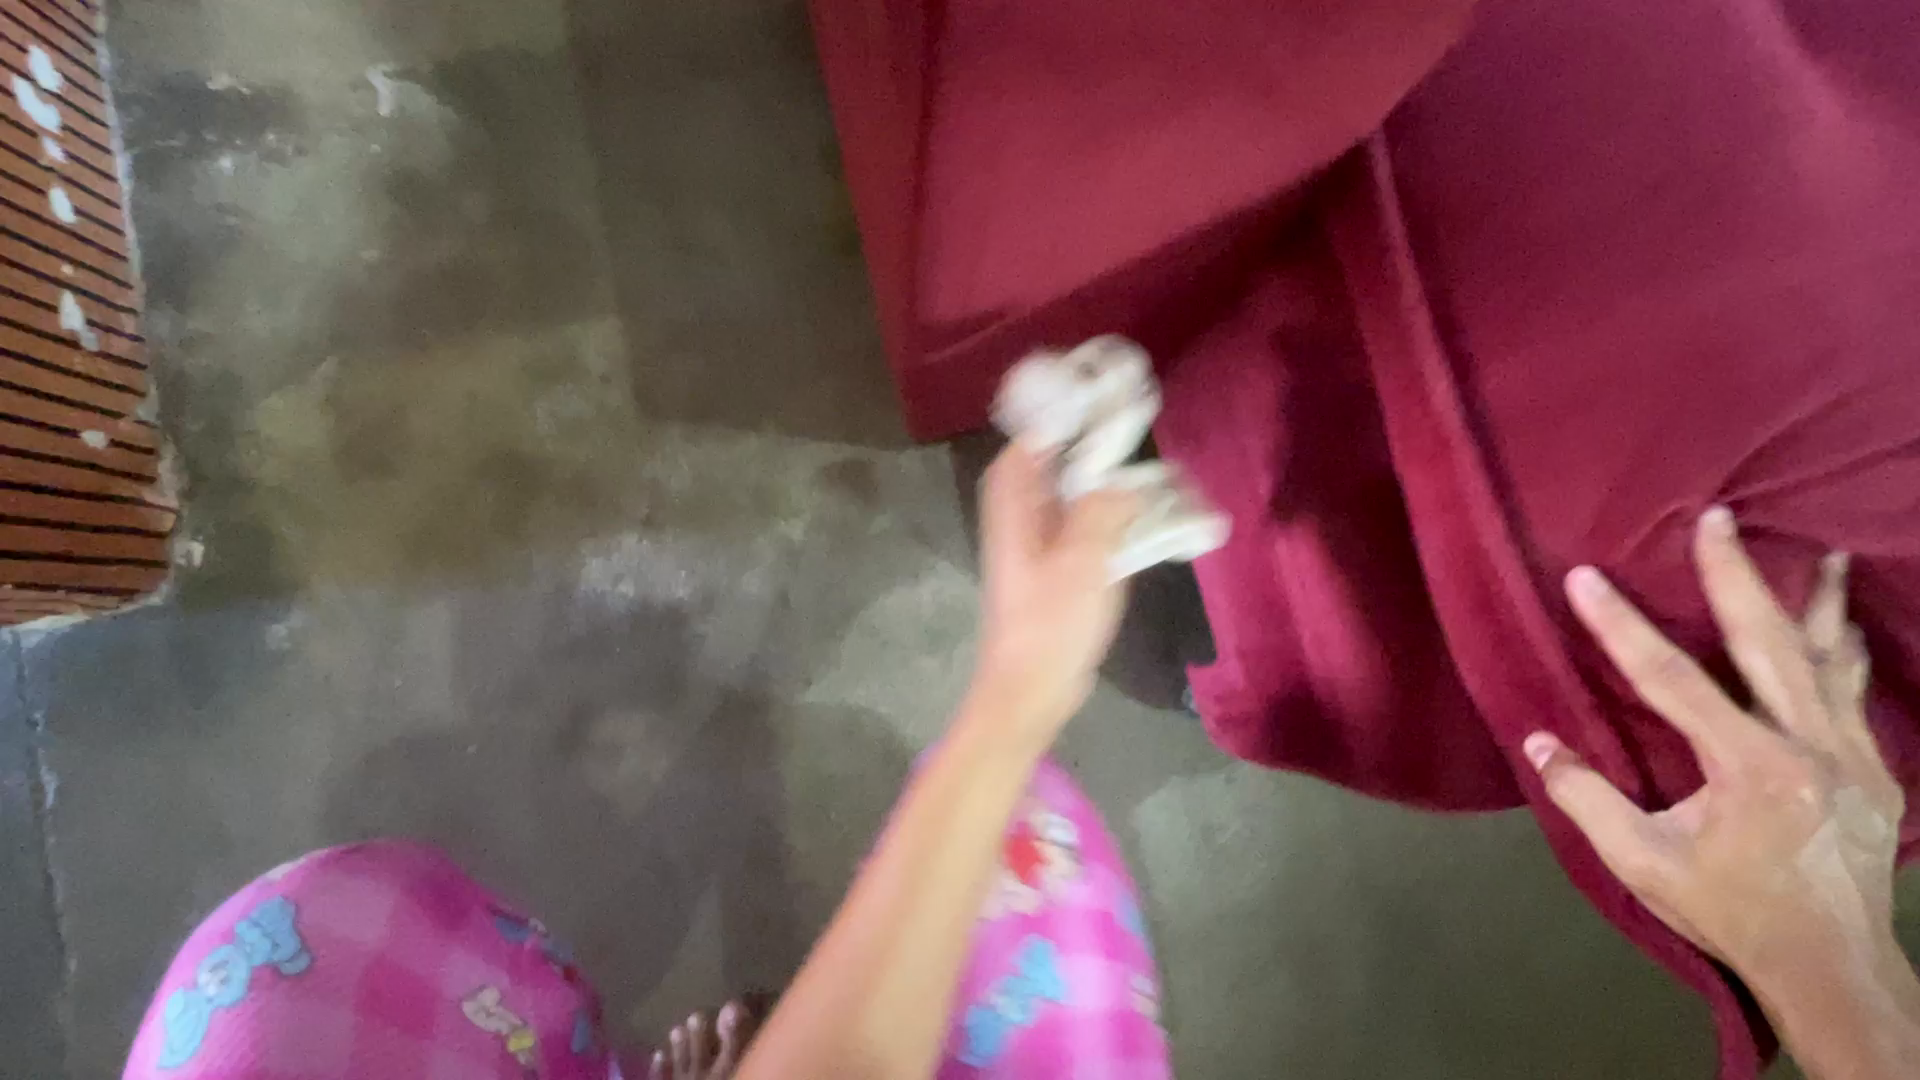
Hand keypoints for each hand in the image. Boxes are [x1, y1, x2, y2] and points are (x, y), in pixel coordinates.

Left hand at [969, 440, 1138, 744]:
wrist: (1032, 687)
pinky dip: (1104, 519)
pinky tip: (1138, 518)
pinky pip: (1079, 531)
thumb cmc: (1050, 622)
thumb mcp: (1082, 558)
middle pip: (1046, 469)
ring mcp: (1036, 550)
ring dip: (1098, 485)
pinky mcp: (1054, 575)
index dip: (1053, 420)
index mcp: (1013, 509)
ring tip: (1139, 468)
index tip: (1091, 398)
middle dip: (1082, 449)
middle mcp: (1018, 522)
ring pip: (1066, 501)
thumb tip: (1123, 484)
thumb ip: (1102, 510)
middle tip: (1126, 428)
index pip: (1024, 447)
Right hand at [1525, 508, 1905, 984]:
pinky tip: (1839, 627)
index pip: (1671, 678)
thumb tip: (1536, 742)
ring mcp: (1856, 758)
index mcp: (1752, 768)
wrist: (1838, 969)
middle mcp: (1814, 749)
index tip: (1585, 578)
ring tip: (1815, 554)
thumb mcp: (1639, 860)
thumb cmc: (1729, 909)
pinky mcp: (1875, 772)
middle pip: (1769, 645)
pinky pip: (1855, 693)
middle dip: (1736, 577)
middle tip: (1717, 520)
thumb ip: (1586, 796)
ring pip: (1830, 661)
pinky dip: (1843, 650)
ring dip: (1814, 603)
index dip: (1619, 625)